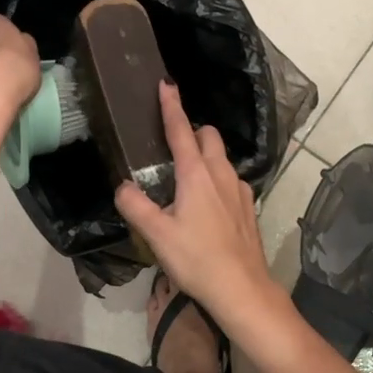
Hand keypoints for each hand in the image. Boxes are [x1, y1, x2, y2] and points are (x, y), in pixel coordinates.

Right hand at [114, 82, 276, 321]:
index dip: (171, 106)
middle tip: (172, 145)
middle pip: (208, 137)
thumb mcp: (156, 234)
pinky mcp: (248, 207)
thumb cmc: (197, 259)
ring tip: (186, 178)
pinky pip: (231, 180)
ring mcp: (239, 190)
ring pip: (222, 159)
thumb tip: (123, 187)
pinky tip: (208, 204)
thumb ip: (135, 206)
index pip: (180, 130)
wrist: (242, 288)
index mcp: (196, 174)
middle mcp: (221, 173)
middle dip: (192, 131)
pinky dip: (217, 179)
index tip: (166, 84)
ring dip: (205, 157)